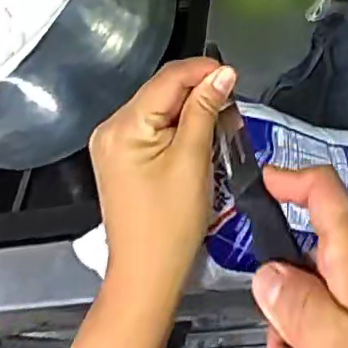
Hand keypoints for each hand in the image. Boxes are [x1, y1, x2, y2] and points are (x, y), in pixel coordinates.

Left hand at [88, 57, 235, 291]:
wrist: (147, 277)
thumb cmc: (171, 222)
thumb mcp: (193, 158)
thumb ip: (206, 108)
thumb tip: (224, 72)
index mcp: (123, 126)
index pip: (168, 78)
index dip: (204, 71)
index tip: (235, 77)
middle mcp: (111, 128)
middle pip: (163, 89)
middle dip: (199, 90)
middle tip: (232, 102)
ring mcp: (114, 143)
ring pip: (162, 105)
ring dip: (193, 106)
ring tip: (220, 119)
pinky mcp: (123, 156)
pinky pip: (155, 124)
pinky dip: (181, 123)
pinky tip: (200, 134)